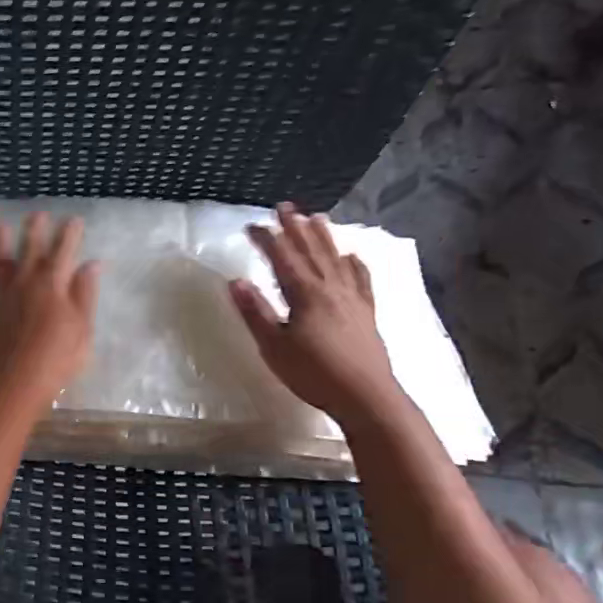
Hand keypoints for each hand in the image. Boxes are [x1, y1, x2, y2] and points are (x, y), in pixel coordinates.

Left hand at [0, 212, 100, 404]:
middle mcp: (25, 281)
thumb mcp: (83, 327)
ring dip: (1, 243)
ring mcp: (1, 295)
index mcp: (52, 283)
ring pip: (0, 262)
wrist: (17, 380)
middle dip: (36, 229)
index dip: (69, 233)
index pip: (63, 250)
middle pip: (30, 249)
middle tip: (38, 213)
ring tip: (1, 227)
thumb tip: (92, 264)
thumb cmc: (58, 357)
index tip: (73, 219)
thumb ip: (85, 293)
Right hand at [230, 203, 403, 422]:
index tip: (252, 225)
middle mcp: (330, 287)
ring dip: (324, 237)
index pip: (282, 257)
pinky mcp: (367, 312)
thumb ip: (255, 312)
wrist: (365, 395)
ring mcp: (352, 298)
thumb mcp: (274, 347)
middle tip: (285, 207)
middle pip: (311, 250)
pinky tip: (352, 257)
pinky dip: (354, 264)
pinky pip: (361, 279)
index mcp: (305, 294)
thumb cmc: (314, 374)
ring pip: (336, 259)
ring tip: (316, 218)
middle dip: (295, 227)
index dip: (266, 239)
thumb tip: (235, 281)